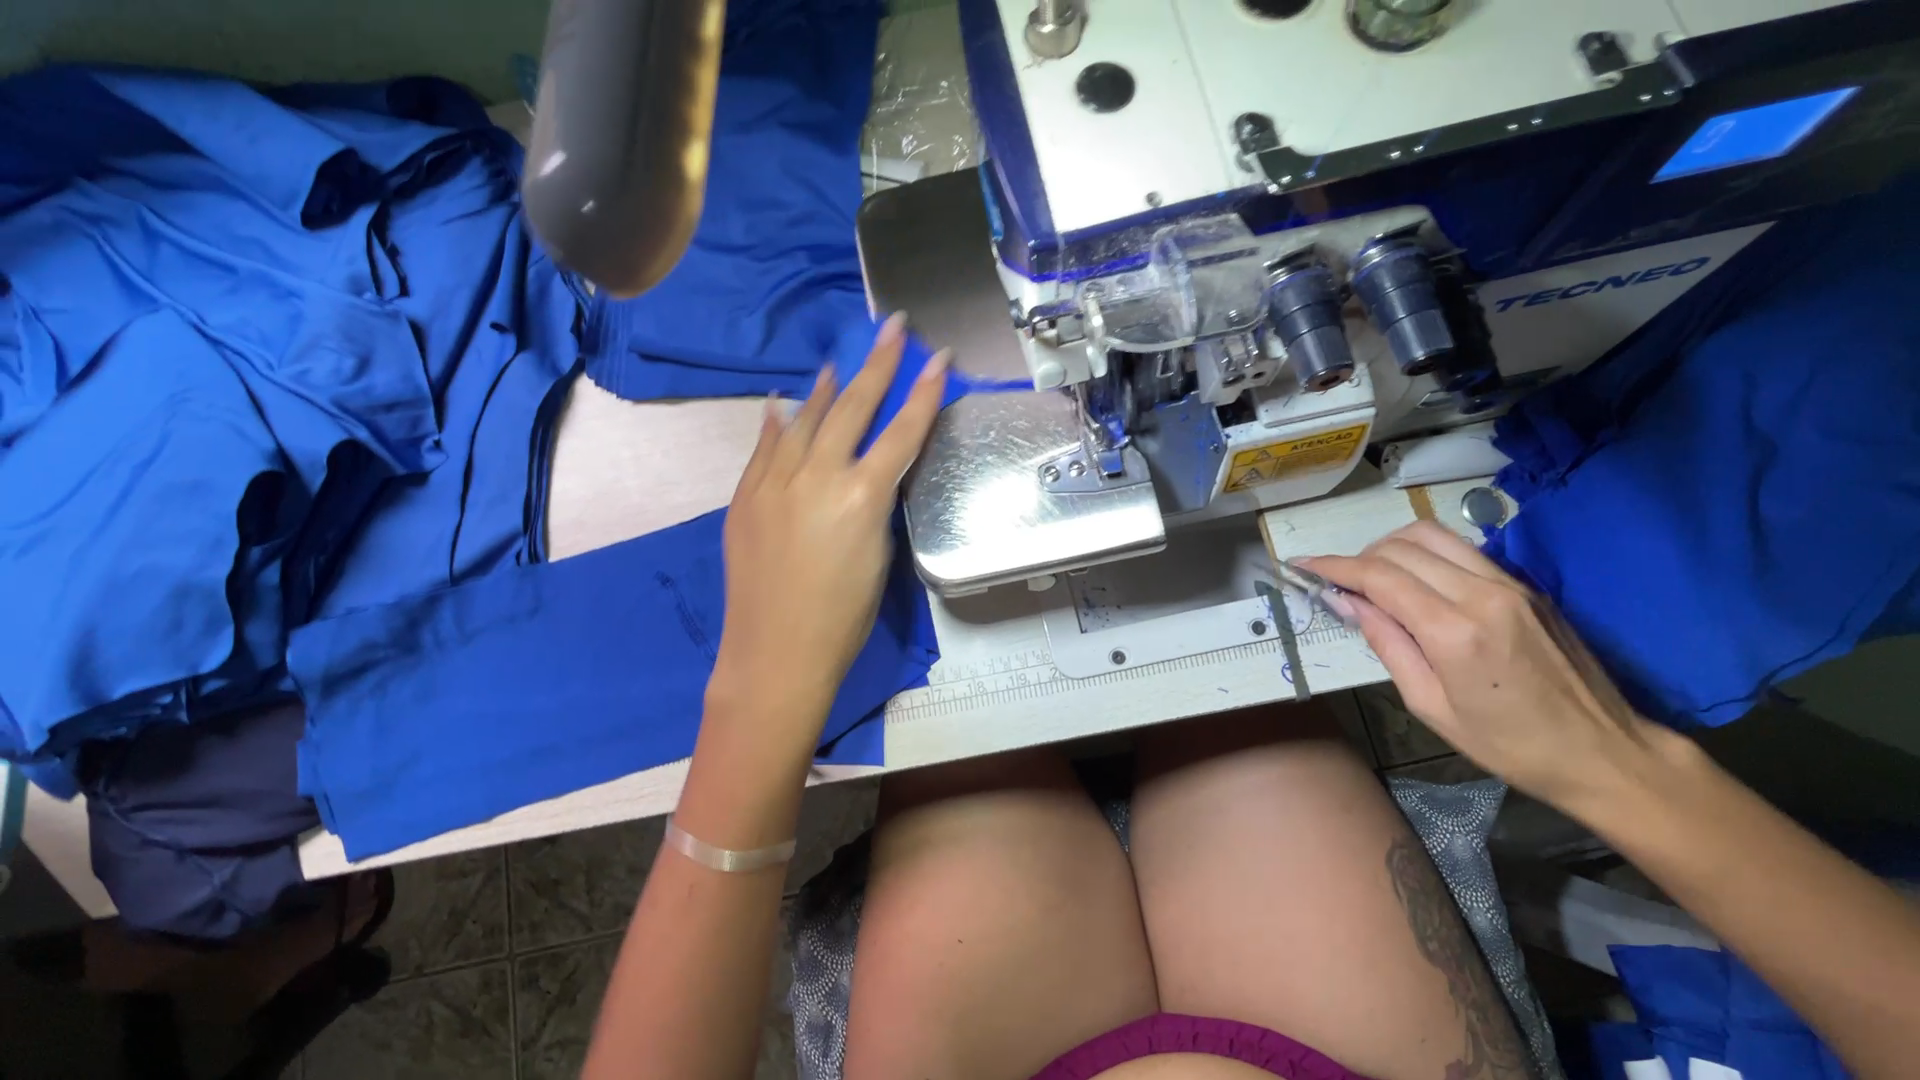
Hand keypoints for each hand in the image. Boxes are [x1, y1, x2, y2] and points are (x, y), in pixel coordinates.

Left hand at [708, 314, 948, 742]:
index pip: (901, 432)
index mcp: (861, 497)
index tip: (939, 358)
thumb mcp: (878, 556)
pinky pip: (764, 447)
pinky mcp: (745, 496)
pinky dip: (777, 423)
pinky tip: (783, 403)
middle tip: (890, 327)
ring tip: (839, 363)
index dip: (923, 393)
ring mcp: (774, 482)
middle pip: (853, 408)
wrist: (776, 653)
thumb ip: (875, 503)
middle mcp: (817, 477)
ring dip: (825, 389)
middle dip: (876, 364)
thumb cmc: (843, 619)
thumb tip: (871, 471)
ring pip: (804, 419)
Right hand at [1302, 521, 1667, 808]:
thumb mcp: (1431, 706)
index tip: (1303, 565)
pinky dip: (1426, 556)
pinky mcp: (1527, 587)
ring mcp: (1511, 584)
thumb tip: (1346, 603)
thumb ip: (1387, 644)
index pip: (1380, 576)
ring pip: (1434, 536)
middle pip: (1403, 546)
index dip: (1334, 567)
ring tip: (1374, 578)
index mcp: (1455, 631)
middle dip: (1360, 556)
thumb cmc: (1508, 745)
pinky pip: (1463, 552)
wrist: (1604, 752)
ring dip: (1392, 547)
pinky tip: (1416, 584)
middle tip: (1339, 583)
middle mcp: (1483, 593)